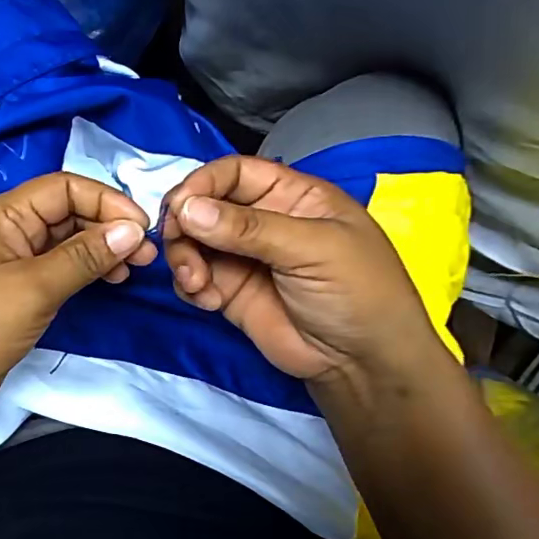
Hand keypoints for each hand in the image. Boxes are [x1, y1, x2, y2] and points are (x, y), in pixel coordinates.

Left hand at [0, 172, 157, 403]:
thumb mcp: (35, 288)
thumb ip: (84, 256)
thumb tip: (132, 230)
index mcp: (3, 214)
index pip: (64, 187)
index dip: (107, 202)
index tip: (142, 228)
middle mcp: (6, 227)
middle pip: (67, 211)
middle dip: (107, 227)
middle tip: (145, 256)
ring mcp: (10, 256)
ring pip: (65, 239)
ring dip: (99, 249)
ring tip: (130, 271)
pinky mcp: (15, 283)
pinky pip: (56, 263)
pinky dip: (83, 268)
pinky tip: (107, 280)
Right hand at [160, 155, 443, 383]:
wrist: (360, 364)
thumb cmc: (358, 293)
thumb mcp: (312, 249)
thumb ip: (248, 228)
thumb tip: (186, 208)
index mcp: (292, 196)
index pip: (236, 173)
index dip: (203, 183)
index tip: (178, 205)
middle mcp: (261, 220)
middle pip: (204, 205)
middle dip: (184, 224)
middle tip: (177, 245)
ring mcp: (242, 257)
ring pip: (191, 241)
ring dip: (183, 258)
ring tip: (196, 283)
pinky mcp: (228, 290)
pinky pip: (192, 277)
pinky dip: (189, 286)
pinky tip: (207, 300)